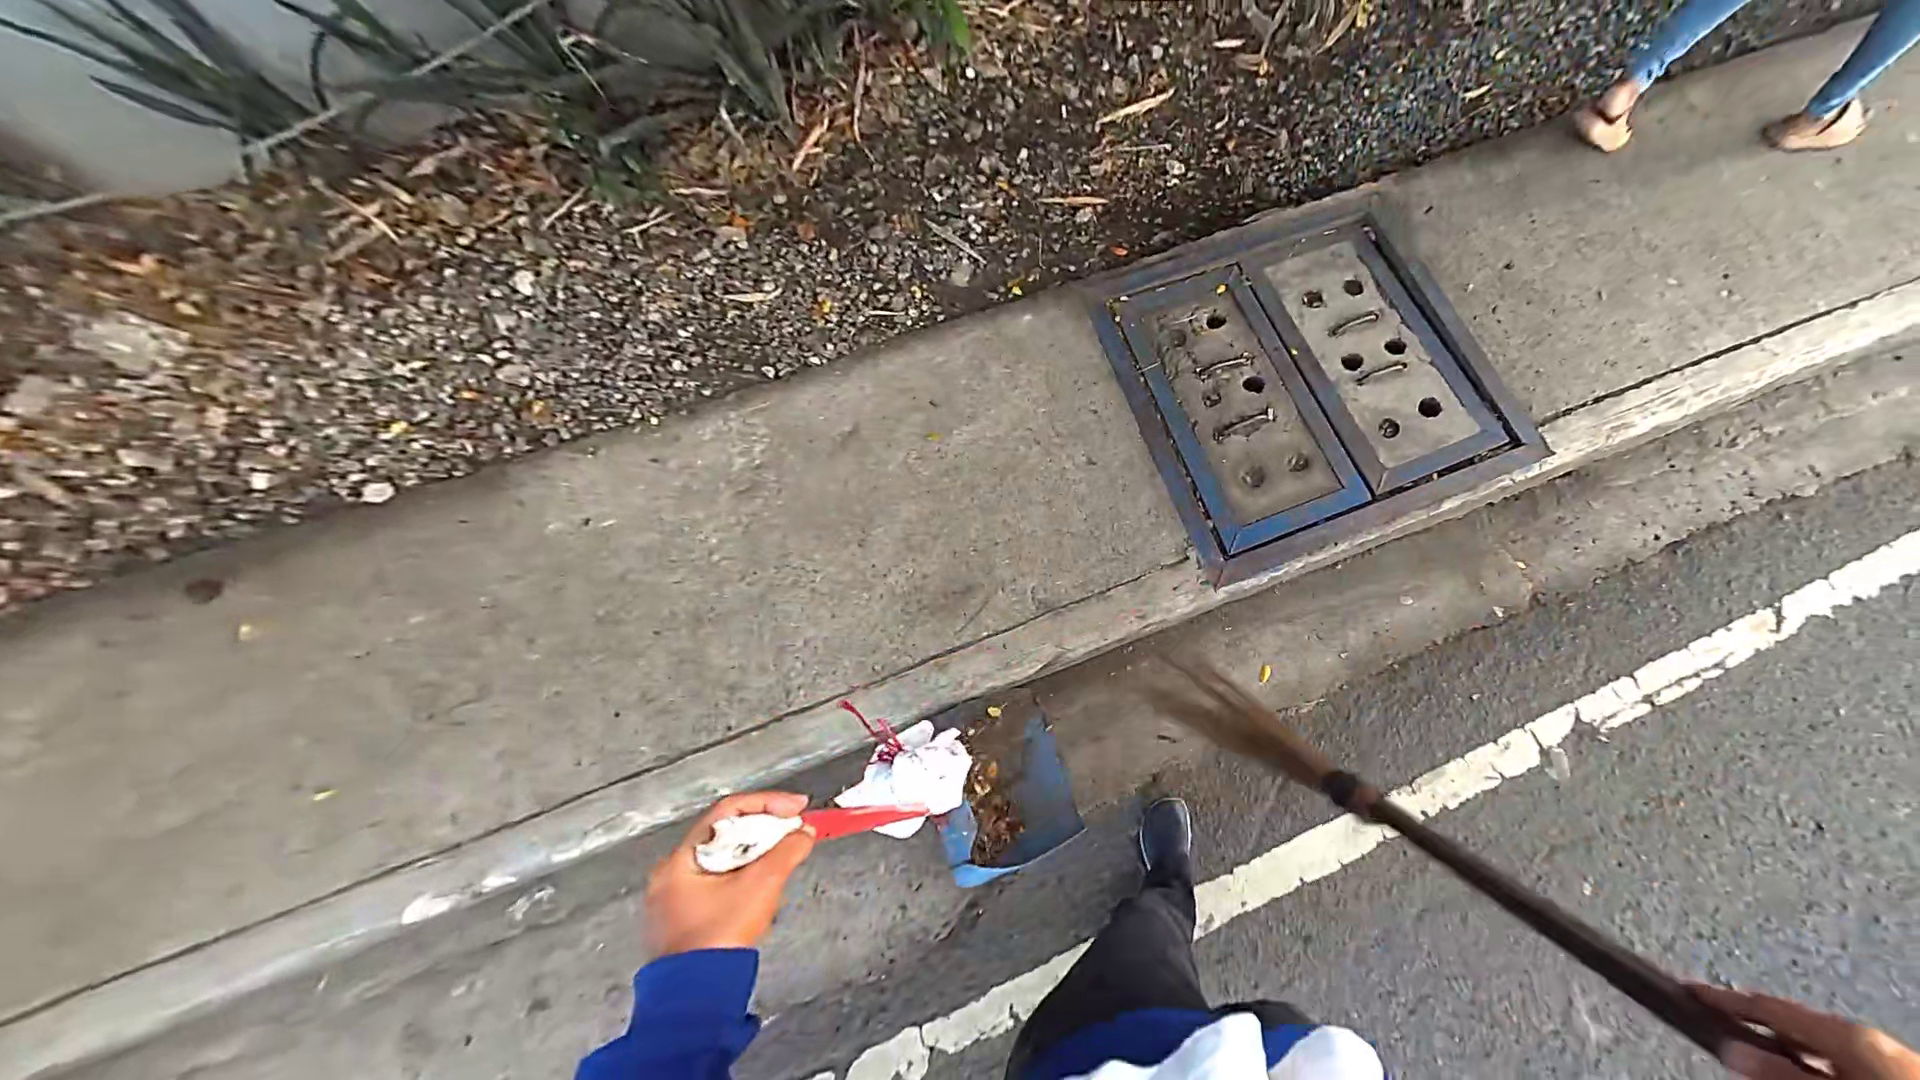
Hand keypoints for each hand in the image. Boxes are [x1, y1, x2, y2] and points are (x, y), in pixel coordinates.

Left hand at [645, 792, 816, 955]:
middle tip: (793, 830)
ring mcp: (676, 900)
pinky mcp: (685, 921)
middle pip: (726, 833)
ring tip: (783, 857)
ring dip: (757, 853)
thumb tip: (804, 832)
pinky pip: (719, 881)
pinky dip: (745, 874)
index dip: (768, 804)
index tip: (796, 807)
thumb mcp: (762, 885)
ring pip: (725, 858)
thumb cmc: (720, 940)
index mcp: (681, 860)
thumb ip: (787, 851)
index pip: (729, 811)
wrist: (698, 1001)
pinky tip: (763, 885)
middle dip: (765, 829)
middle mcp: (672, 875)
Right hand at [1692, 984, 1919, 1079]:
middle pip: (1800, 1029)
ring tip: (1766, 1067)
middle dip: (1761, 1034)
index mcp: (1849, 1032)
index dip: (1720, 998)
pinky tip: (1808, 1077)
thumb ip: (1778, 1072)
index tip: (1687, 990)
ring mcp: (1899, 1064)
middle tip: (1725, 1039)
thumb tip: (1730, 1048)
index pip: (1765, 1004)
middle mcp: (1873, 1041)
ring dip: (1792, 1057)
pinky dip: (1820, 1069)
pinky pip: (1853, 1068)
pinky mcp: (1907, 1077)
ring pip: (1828, 1053)